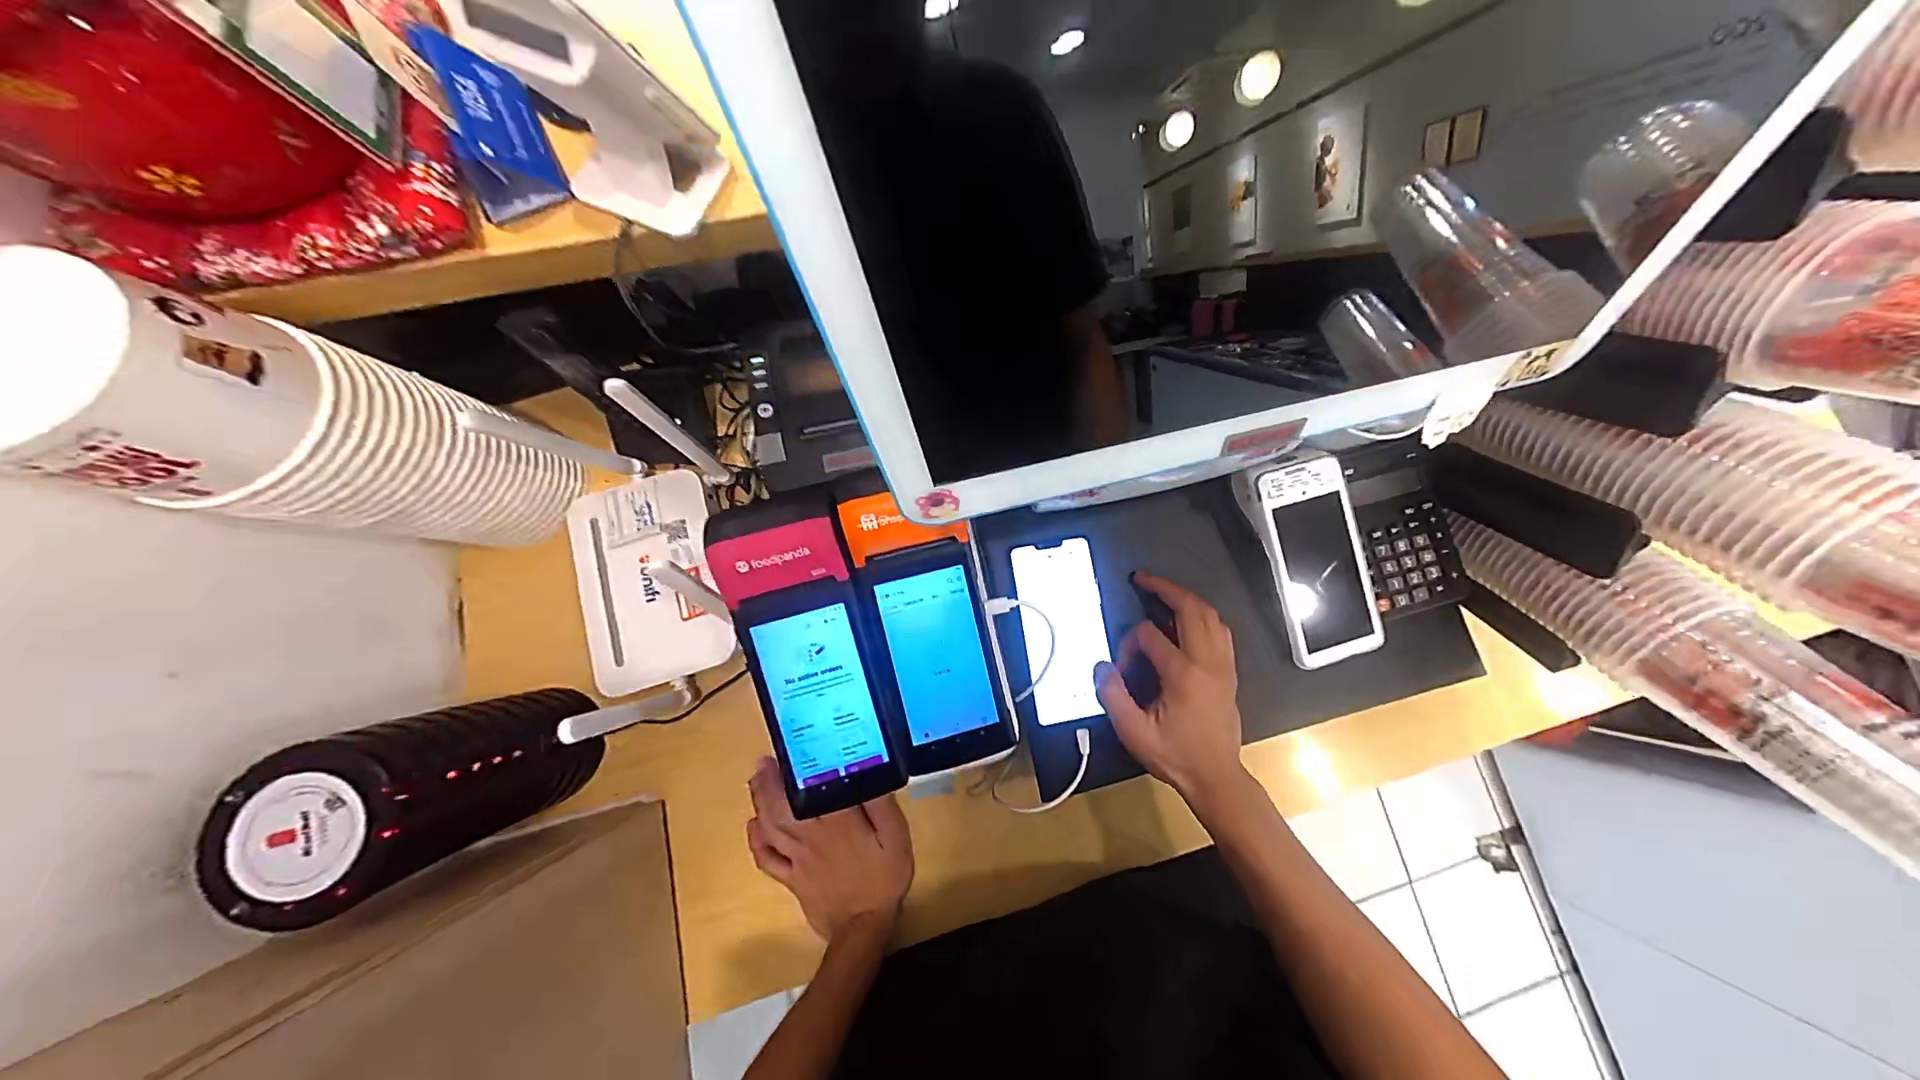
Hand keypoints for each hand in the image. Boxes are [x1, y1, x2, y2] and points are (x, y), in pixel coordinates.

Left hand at [746, 757, 914, 941]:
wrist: (864, 927)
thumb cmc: (883, 877)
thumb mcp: (895, 836)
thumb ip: (881, 803)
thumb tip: (868, 774)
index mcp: (835, 822)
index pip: (808, 789)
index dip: (794, 769)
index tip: (787, 752)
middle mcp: (810, 836)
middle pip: (779, 805)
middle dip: (767, 782)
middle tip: (763, 763)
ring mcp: (796, 859)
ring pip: (769, 827)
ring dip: (758, 803)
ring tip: (755, 783)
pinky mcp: (791, 879)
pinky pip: (767, 859)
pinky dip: (756, 841)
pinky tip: (753, 827)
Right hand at [1094, 573, 1248, 799]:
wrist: (1215, 776)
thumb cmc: (1174, 755)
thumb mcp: (1133, 732)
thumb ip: (1112, 695)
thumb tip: (1102, 666)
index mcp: (1183, 674)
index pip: (1150, 636)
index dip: (1129, 643)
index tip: (1121, 666)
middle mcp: (1207, 662)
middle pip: (1190, 609)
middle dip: (1165, 588)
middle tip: (1143, 579)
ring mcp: (1222, 665)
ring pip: (1210, 615)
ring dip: (1187, 598)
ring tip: (1164, 592)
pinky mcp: (1229, 672)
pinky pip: (1221, 630)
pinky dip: (1204, 615)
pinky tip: (1189, 618)